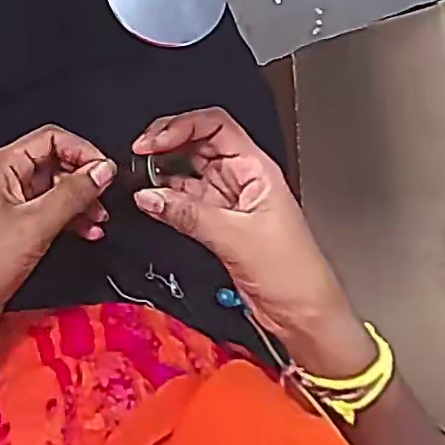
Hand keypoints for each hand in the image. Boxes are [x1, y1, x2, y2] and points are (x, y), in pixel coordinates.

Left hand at [0, 125, 115, 340]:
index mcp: (3, 165)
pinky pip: (48, 210)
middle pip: (55, 161)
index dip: (82, 151)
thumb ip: (73, 194)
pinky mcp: (13, 226)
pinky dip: (69, 218)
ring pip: (54, 188)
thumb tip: (102, 170)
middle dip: (84, 179)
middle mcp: (4, 178)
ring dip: (80, 201)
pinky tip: (86, 232)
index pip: (52, 138)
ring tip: (99, 220)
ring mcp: (8, 202)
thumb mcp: (36, 224)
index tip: (105, 171)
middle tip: (105, 198)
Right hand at [132, 108, 373, 375]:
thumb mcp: (237, 238)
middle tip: (140, 152)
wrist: (304, 318)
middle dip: (166, 141)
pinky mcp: (216, 220)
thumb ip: (188, 214)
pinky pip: (184, 198)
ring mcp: (227, 198)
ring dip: (162, 168)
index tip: (155, 142)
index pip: (215, 126)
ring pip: (187, 168)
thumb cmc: (294, 275)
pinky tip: (151, 199)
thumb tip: (149, 195)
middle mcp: (240, 177)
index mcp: (255, 168)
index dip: (182, 126)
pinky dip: (165, 196)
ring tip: (140, 174)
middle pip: (197, 141)